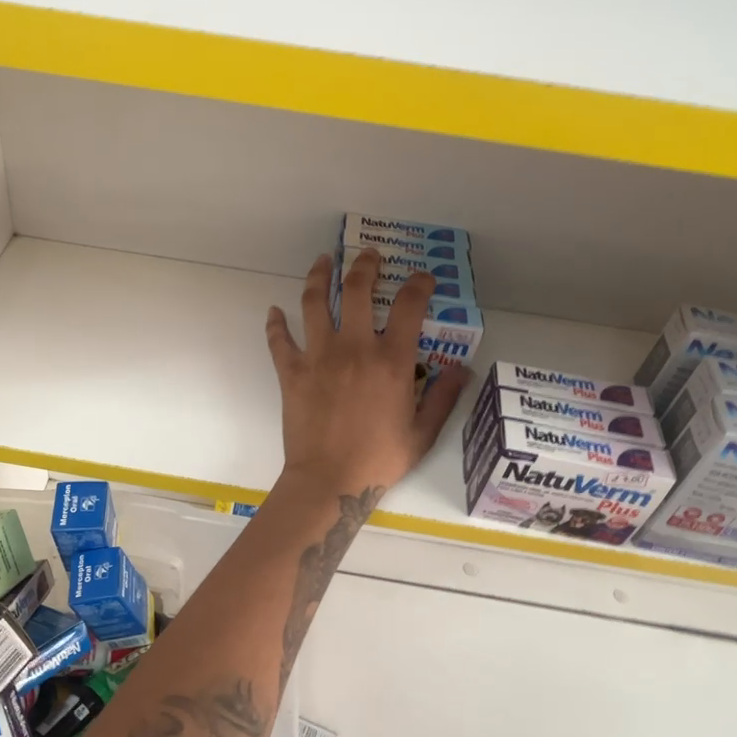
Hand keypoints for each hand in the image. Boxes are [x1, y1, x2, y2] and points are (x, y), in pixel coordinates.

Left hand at [264, 249, 469, 493]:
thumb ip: (442, 397)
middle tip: (368, 255)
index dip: (419, 284)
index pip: (409, 306)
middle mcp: (354, 349)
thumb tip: (462, 370)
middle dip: (364, 265)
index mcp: (391, 361)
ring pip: (314, 303)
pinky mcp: (291, 372)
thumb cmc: (379, 460)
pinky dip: (276, 324)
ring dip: (318, 277)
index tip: (423, 277)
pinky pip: (280, 340)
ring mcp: (318, 357)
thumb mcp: (422, 433)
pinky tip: (274, 311)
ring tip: (322, 262)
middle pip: (357, 291)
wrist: (329, 481)